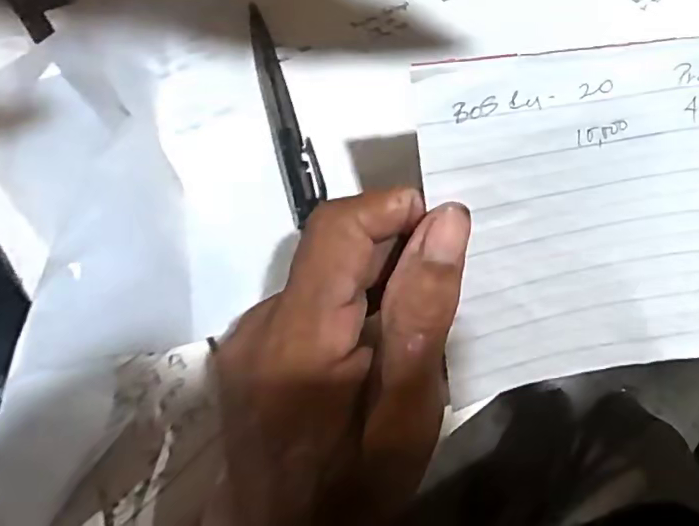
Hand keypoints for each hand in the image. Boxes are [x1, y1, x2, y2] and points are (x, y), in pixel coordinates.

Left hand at [214, 188, 471, 525]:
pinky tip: (375, 337)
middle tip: (435, 288)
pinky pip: (314, 289)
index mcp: (298, 341)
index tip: (442, 233)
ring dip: (378, 270)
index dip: (395, 209)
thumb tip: (448, 219)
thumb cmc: (355, 488)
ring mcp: (250, 335)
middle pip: (333, 240)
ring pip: (327, 262)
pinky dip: (355, 293)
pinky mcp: (252, 344)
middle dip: (395, 243)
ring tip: (408, 321)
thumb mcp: (409, 409)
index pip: (339, 226)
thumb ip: (424, 309)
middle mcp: (261, 325)